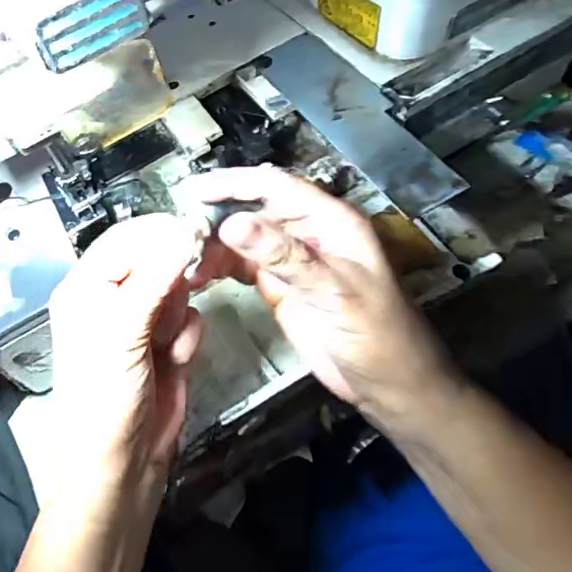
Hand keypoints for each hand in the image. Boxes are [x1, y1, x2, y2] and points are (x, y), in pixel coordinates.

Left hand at [44, 214, 203, 504]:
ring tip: (164, 345)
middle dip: (173, 279)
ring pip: (180, 287)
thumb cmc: (103, 399)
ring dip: (178, 315)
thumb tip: (184, 230)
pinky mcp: (167, 341)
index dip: (160, 233)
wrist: (122, 466)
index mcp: (86, 287)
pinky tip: (175, 362)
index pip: (126, 238)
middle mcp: (112, 297)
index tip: (195, 233)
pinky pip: (191, 317)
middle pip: (158, 258)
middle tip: (183, 294)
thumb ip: (155, 278)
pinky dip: (188, 337)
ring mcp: (141, 319)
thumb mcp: (122, 332)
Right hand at [183, 167, 458, 426]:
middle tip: (178, 227)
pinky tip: (198, 274)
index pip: (276, 187)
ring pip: (244, 237)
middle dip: (217, 213)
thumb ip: (285, 257)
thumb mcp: (334, 293)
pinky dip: (220, 266)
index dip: (234, 184)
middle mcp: (309, 232)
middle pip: (254, 208)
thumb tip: (232, 223)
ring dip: (214, 243)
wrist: (392, 387)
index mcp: (331, 221)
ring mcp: (292, 259)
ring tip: (184, 257)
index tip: (194, 190)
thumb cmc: (379, 336)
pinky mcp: (279, 285)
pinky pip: (243, 265)